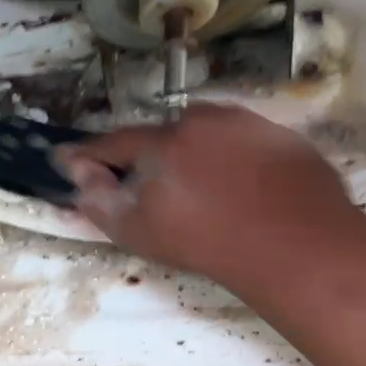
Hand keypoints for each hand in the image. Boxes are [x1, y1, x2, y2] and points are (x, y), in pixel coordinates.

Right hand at [55, 104, 365, 286]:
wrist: (297, 246)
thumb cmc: (203, 241)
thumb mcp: (134, 230)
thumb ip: (97, 198)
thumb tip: (79, 173)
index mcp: (163, 141)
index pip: (111, 142)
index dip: (86, 155)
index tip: (68, 163)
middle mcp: (205, 119)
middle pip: (157, 133)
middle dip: (141, 155)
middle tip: (138, 186)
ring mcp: (248, 123)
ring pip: (200, 133)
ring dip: (183, 152)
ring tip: (185, 186)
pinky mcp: (282, 136)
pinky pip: (237, 141)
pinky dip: (222, 157)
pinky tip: (227, 187)